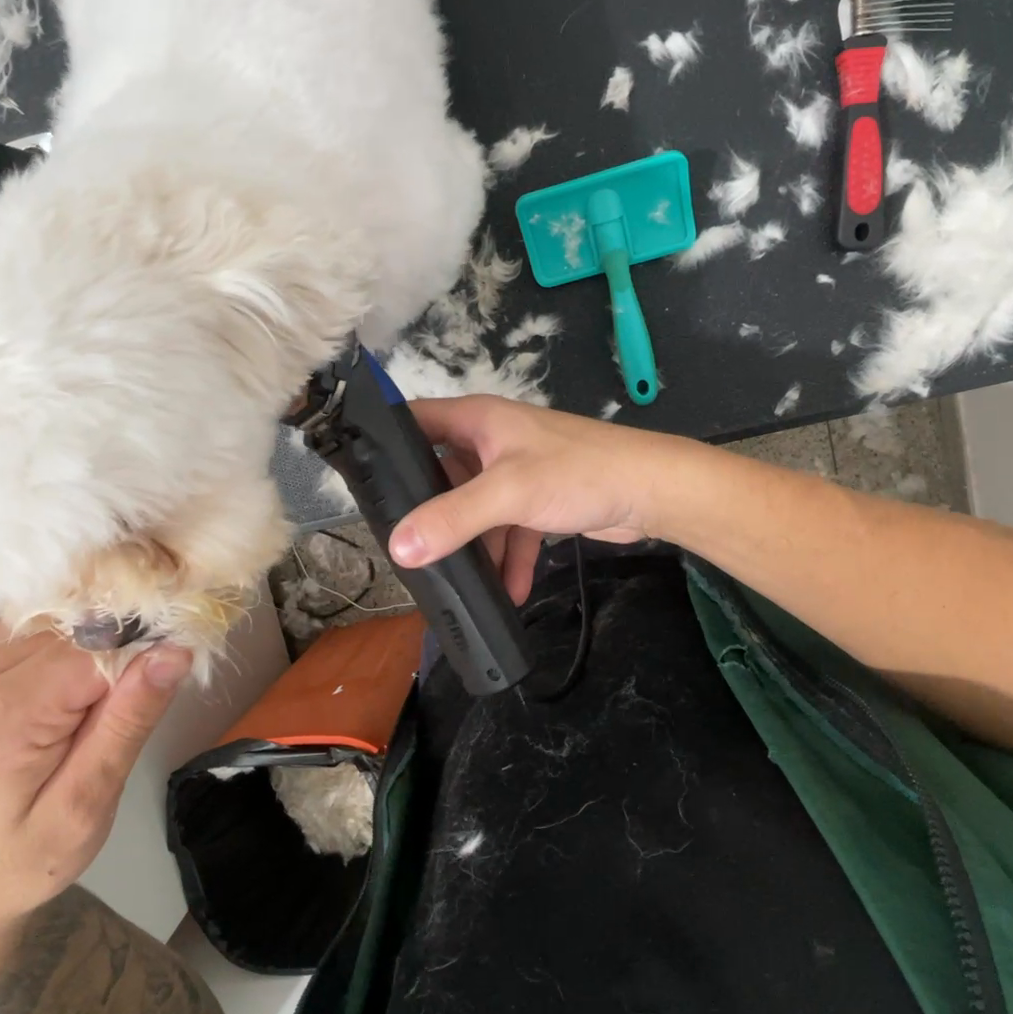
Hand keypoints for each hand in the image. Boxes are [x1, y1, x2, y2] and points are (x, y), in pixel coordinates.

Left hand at [0, 622, 191, 1013]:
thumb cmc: (16, 867)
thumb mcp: (84, 807)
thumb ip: (127, 722)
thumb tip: (175, 649)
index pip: (98, 643)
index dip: (142, 654)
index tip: (164, 684)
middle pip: (73, 628)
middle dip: (116, 651)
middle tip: (131, 707)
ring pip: (51, 625)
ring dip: (88, 648)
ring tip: (98, 706)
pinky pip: (22, 634)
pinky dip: (57, 650)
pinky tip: (67, 694)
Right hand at [390, 396, 687, 597]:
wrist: (651, 490)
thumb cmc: (577, 473)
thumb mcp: (508, 494)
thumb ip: (453, 519)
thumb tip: (399, 548)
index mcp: (476, 420)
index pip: (414, 421)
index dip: (384, 445)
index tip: (361, 484)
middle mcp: (491, 440)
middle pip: (442, 476)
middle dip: (430, 515)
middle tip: (407, 550)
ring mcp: (516, 471)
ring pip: (478, 510)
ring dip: (474, 548)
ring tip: (460, 587)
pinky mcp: (539, 499)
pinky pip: (510, 529)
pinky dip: (509, 558)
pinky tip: (512, 593)